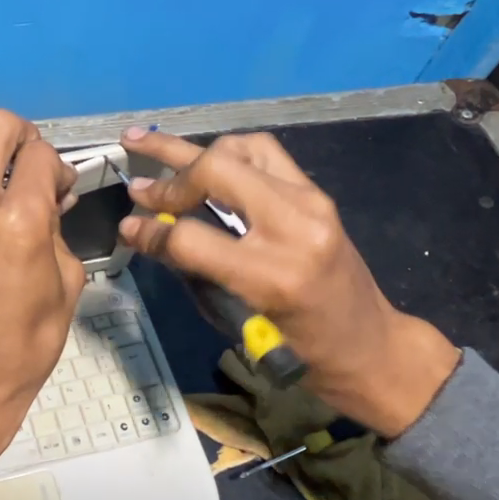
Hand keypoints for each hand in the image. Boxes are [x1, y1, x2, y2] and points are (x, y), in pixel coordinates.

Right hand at [117, 127, 460, 436]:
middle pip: (217, 171)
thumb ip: (193, 268)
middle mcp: (295, 226)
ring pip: (243, 148)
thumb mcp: (239, 321)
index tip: (127, 227)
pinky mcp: (317, 193)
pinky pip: (266, 153)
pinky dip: (230, 153)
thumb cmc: (302, 351)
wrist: (370, 346)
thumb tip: (145, 231)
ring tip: (160, 150)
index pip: (191, 236)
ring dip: (198, 152)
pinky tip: (205, 160)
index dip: (152, 230)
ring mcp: (312, 202)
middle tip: (137, 185)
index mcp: (273, 274)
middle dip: (170, 177)